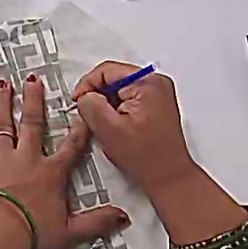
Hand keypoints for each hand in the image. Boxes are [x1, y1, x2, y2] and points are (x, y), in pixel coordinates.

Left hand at [0, 74, 130, 248]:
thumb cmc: (30, 237)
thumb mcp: (70, 233)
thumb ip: (97, 222)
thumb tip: (123, 218)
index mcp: (51, 174)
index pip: (71, 147)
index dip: (79, 128)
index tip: (82, 110)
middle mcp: (26, 161)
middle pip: (32, 125)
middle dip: (34, 101)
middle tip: (34, 80)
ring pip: (1, 126)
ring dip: (1, 105)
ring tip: (2, 86)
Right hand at [71, 61, 202, 198]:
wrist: (169, 177)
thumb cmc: (148, 158)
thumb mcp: (109, 129)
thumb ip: (91, 106)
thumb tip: (85, 96)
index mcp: (148, 83)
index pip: (107, 71)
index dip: (87, 85)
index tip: (78, 101)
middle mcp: (156, 84)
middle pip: (113, 79)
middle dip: (98, 98)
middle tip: (91, 118)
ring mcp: (158, 95)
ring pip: (119, 91)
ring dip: (107, 107)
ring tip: (108, 128)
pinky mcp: (156, 106)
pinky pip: (128, 101)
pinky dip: (117, 113)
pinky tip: (118, 130)